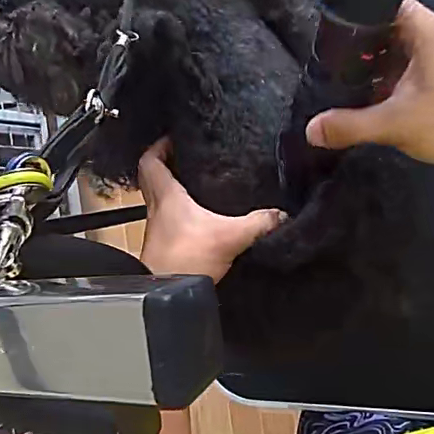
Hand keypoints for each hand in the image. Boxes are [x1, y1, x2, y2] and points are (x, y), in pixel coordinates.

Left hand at [137, 138, 284, 279]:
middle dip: (167, 165)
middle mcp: (158, 211)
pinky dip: (183, 217)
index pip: (151, 161)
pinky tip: (204, 222)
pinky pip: (171, 223)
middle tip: (187, 158)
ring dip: (173, 191)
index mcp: (167, 197)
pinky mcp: (166, 248)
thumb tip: (281, 215)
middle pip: (152, 178)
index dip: (160, 146)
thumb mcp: (230, 236)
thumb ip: (259, 222)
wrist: (165, 295)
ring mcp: (159, 231)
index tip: (175, 139)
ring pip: (159, 201)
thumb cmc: (185, 261)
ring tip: (198, 186)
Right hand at [305, 0, 433, 181]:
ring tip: (336, 76)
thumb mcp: (395, 123)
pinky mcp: (431, 77)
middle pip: (380, 24)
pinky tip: (360, 94)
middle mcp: (428, 35)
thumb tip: (312, 129)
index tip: (325, 30)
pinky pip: (396, 67)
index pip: (379, 0)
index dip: (351, 11)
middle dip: (353, 42)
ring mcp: (430, 56)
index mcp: (424, 28)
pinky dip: (379, 77)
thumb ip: (350, 125)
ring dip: (365, 63)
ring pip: (387, 48)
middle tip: (324, 58)